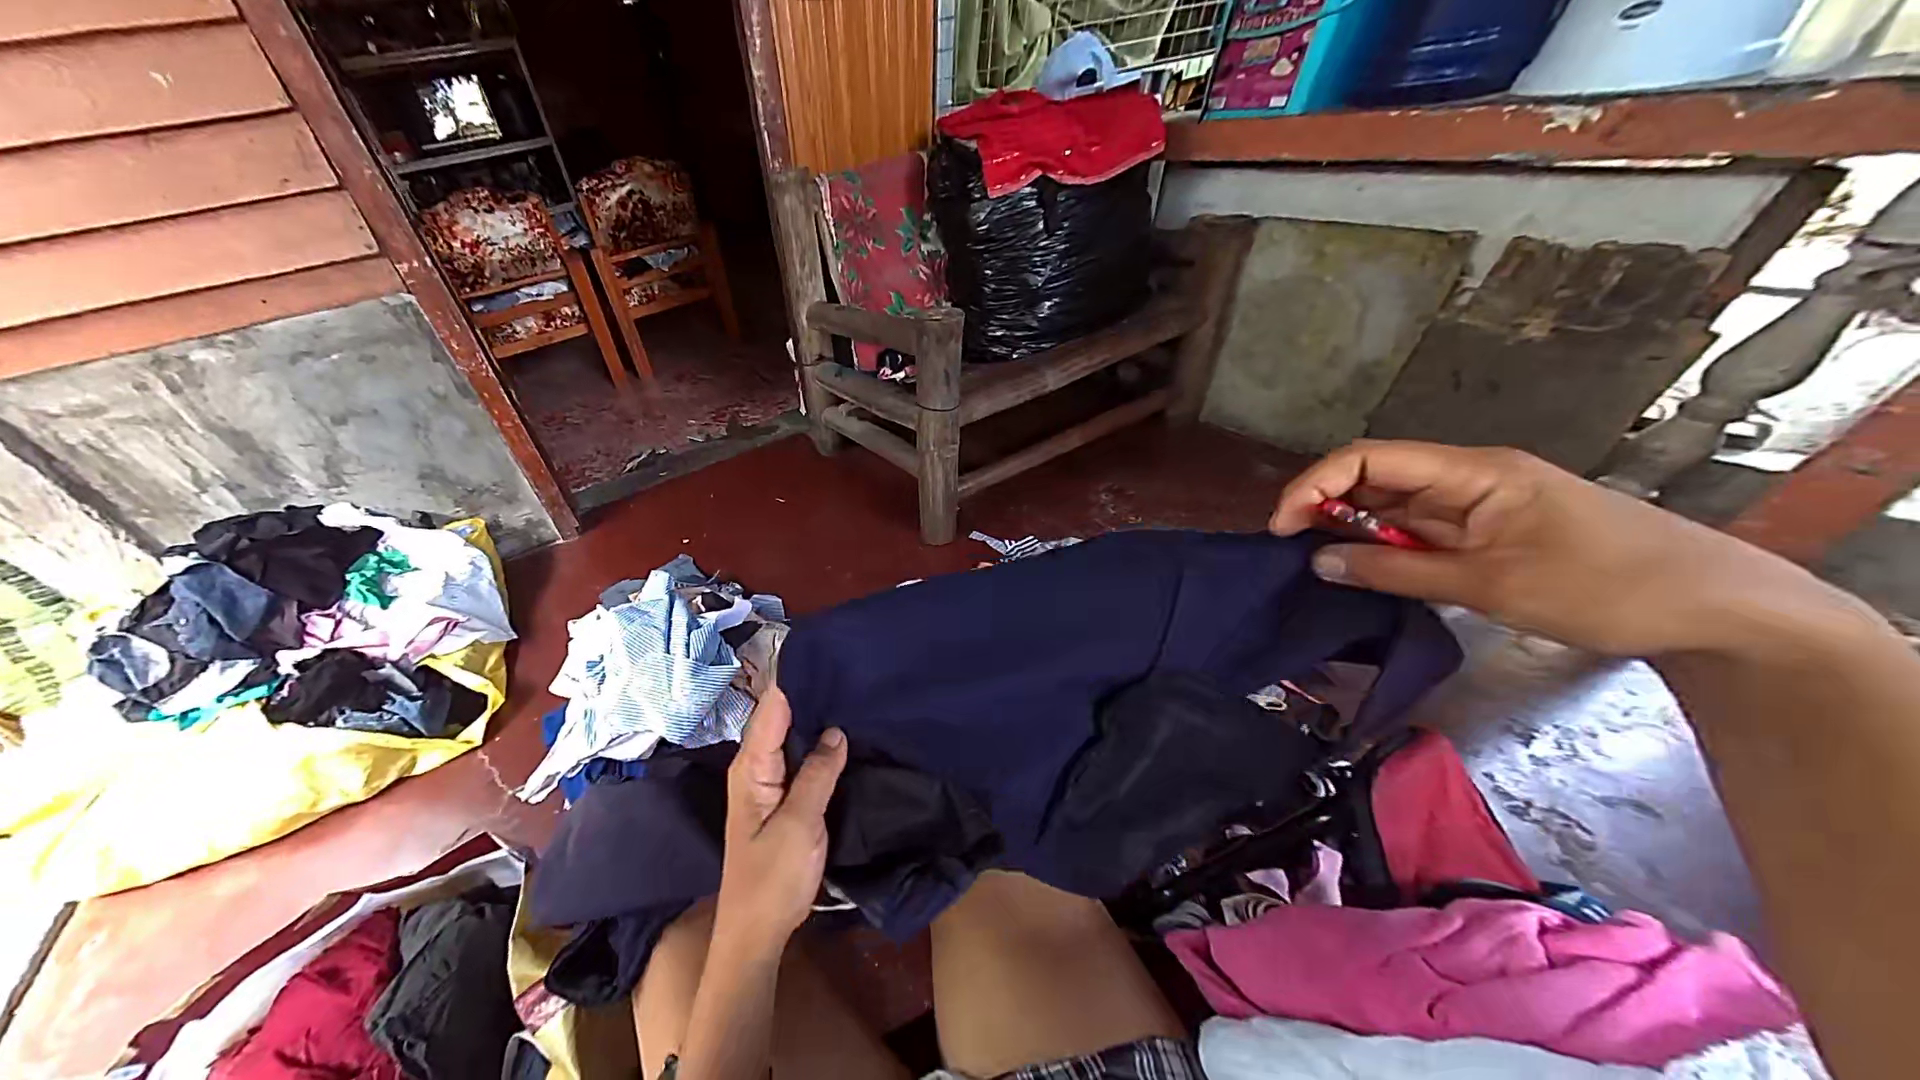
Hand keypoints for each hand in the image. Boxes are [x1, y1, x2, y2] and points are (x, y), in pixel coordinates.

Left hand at [715, 687, 847, 946]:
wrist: (756, 933)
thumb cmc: (772, 880)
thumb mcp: (799, 824)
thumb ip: (817, 774)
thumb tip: (837, 730)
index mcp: (752, 768)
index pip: (772, 709)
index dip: (795, 680)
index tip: (827, 655)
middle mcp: (756, 767)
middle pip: (781, 717)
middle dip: (811, 694)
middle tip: (851, 670)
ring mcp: (768, 782)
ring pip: (793, 737)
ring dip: (817, 718)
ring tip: (853, 692)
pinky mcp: (783, 797)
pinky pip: (800, 758)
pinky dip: (819, 743)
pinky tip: (844, 735)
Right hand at [1268, 440, 1870, 657]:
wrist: (1715, 608)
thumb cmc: (1604, 586)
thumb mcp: (1488, 584)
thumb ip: (1395, 571)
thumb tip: (1319, 562)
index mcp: (1472, 471)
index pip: (1369, 459)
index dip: (1314, 484)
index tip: (1281, 527)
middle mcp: (1468, 478)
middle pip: (1374, 476)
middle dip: (1323, 504)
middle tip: (1287, 546)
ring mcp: (1478, 504)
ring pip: (1392, 505)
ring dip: (1350, 528)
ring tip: (1314, 559)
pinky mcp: (1487, 531)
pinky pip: (1417, 531)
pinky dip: (1383, 547)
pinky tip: (1362, 567)